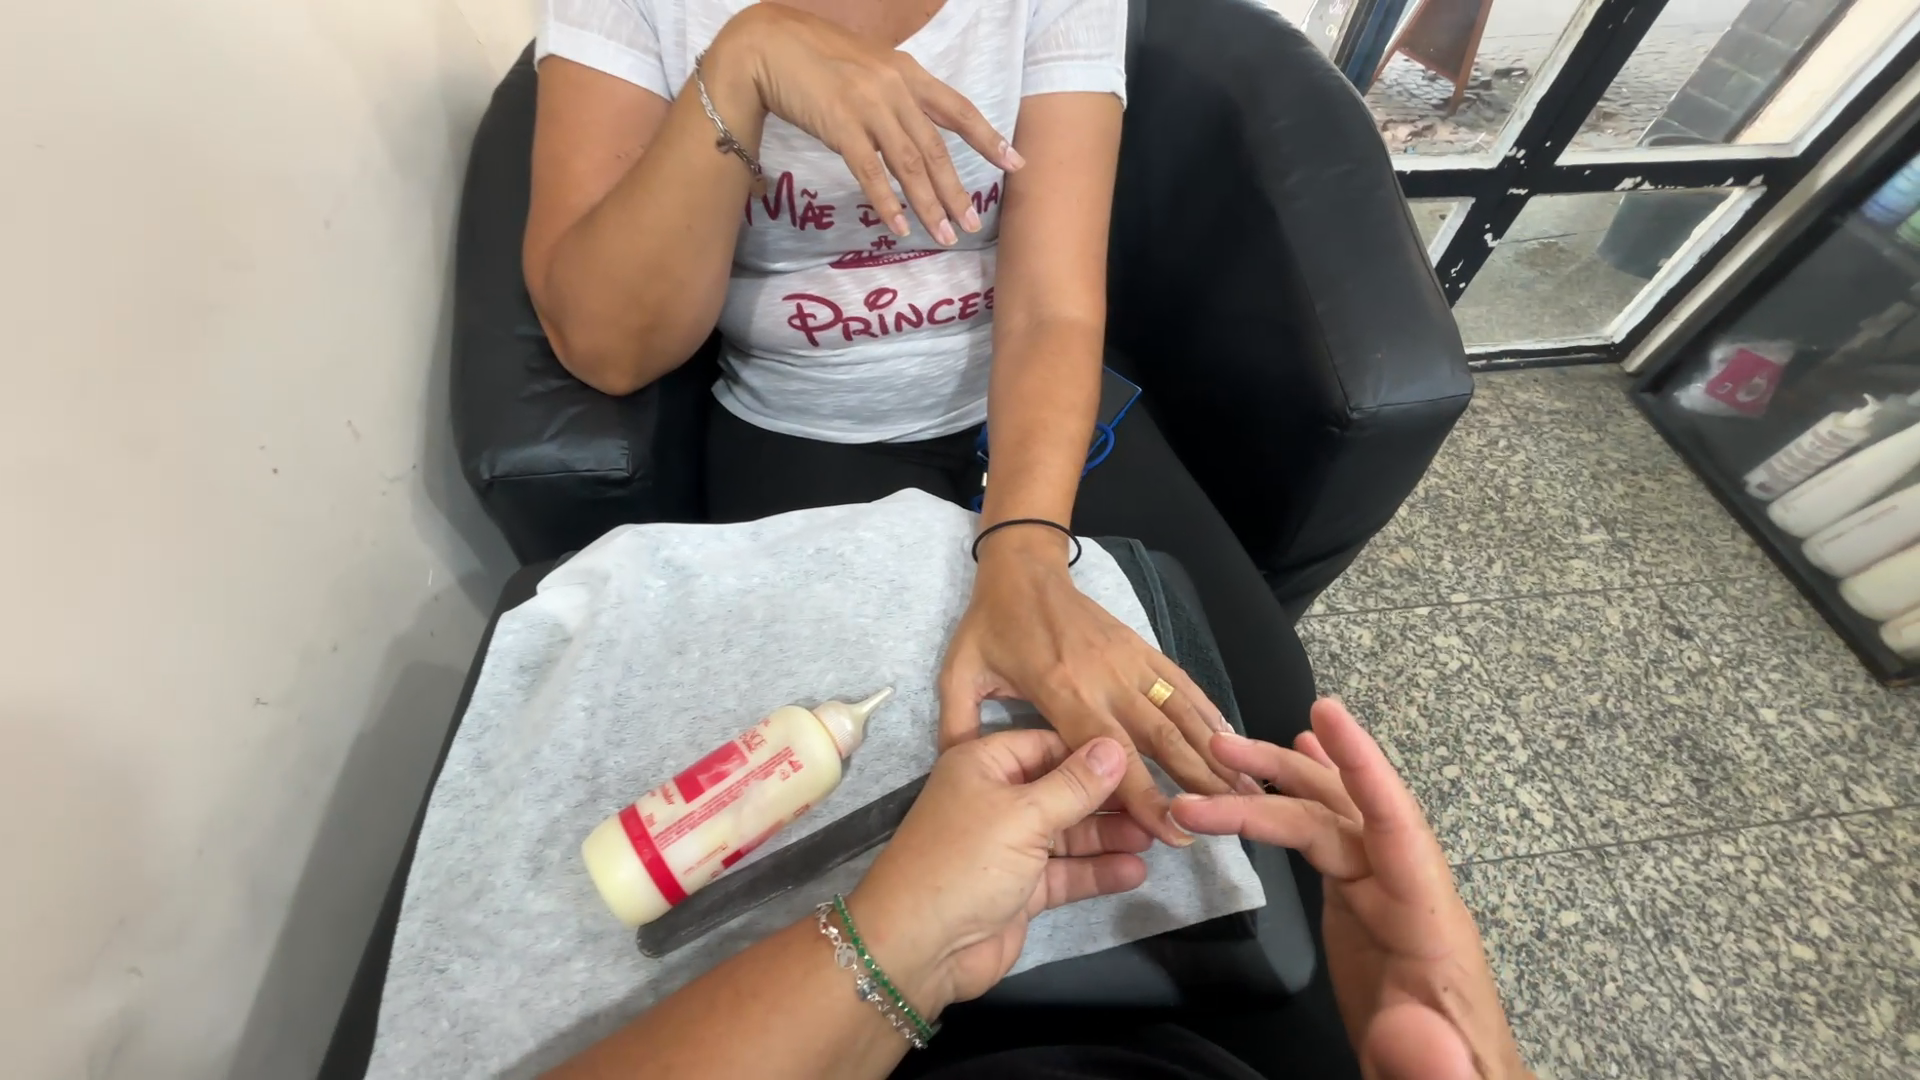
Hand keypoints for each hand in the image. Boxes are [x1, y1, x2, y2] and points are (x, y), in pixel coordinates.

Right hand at [710, 4, 1020, 244]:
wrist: (769, 47)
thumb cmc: (818, 61)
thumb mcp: (870, 72)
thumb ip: (898, 100)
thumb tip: (918, 137)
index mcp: (907, 74)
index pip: (958, 109)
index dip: (988, 138)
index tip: (1014, 163)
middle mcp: (895, 88)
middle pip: (936, 149)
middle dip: (956, 191)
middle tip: (972, 224)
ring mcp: (868, 106)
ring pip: (910, 165)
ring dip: (929, 205)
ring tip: (945, 235)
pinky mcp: (841, 125)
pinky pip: (871, 172)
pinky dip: (888, 203)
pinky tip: (901, 227)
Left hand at [845, 730, 1148, 1011]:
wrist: (918, 948)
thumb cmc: (967, 861)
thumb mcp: (1023, 815)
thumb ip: (1074, 784)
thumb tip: (1115, 744)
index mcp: (986, 764)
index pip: (1049, 745)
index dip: (1092, 753)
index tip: (1141, 761)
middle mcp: (997, 797)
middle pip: (1062, 789)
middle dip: (1107, 799)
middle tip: (1159, 806)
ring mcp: (1009, 844)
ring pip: (1067, 833)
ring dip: (1107, 836)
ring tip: (1156, 839)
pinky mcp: (1020, 887)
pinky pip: (1064, 871)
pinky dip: (1095, 871)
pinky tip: (1134, 871)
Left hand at [940, 534, 1257, 846]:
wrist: (1023, 568)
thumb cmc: (990, 625)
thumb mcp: (958, 674)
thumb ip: (958, 724)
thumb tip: (955, 774)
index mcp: (1060, 690)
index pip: (1107, 751)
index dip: (1142, 794)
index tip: (1173, 832)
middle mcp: (1104, 678)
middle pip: (1158, 737)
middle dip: (1195, 782)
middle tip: (1228, 822)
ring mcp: (1129, 660)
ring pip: (1180, 711)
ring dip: (1214, 751)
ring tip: (1247, 787)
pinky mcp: (1141, 647)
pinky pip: (1182, 682)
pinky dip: (1209, 710)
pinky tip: (1232, 737)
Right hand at [1170, 699, 1529, 1079]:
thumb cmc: (1451, 1079)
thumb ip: (1435, 1064)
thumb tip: (1414, 1033)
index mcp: (1426, 921)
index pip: (1395, 826)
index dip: (1362, 765)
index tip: (1326, 713)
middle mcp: (1402, 887)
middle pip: (1337, 810)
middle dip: (1277, 775)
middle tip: (1216, 749)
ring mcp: (1379, 890)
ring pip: (1324, 813)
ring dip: (1276, 776)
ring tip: (1225, 748)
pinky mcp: (1359, 900)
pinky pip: (1326, 833)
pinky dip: (1308, 790)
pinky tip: (1299, 756)